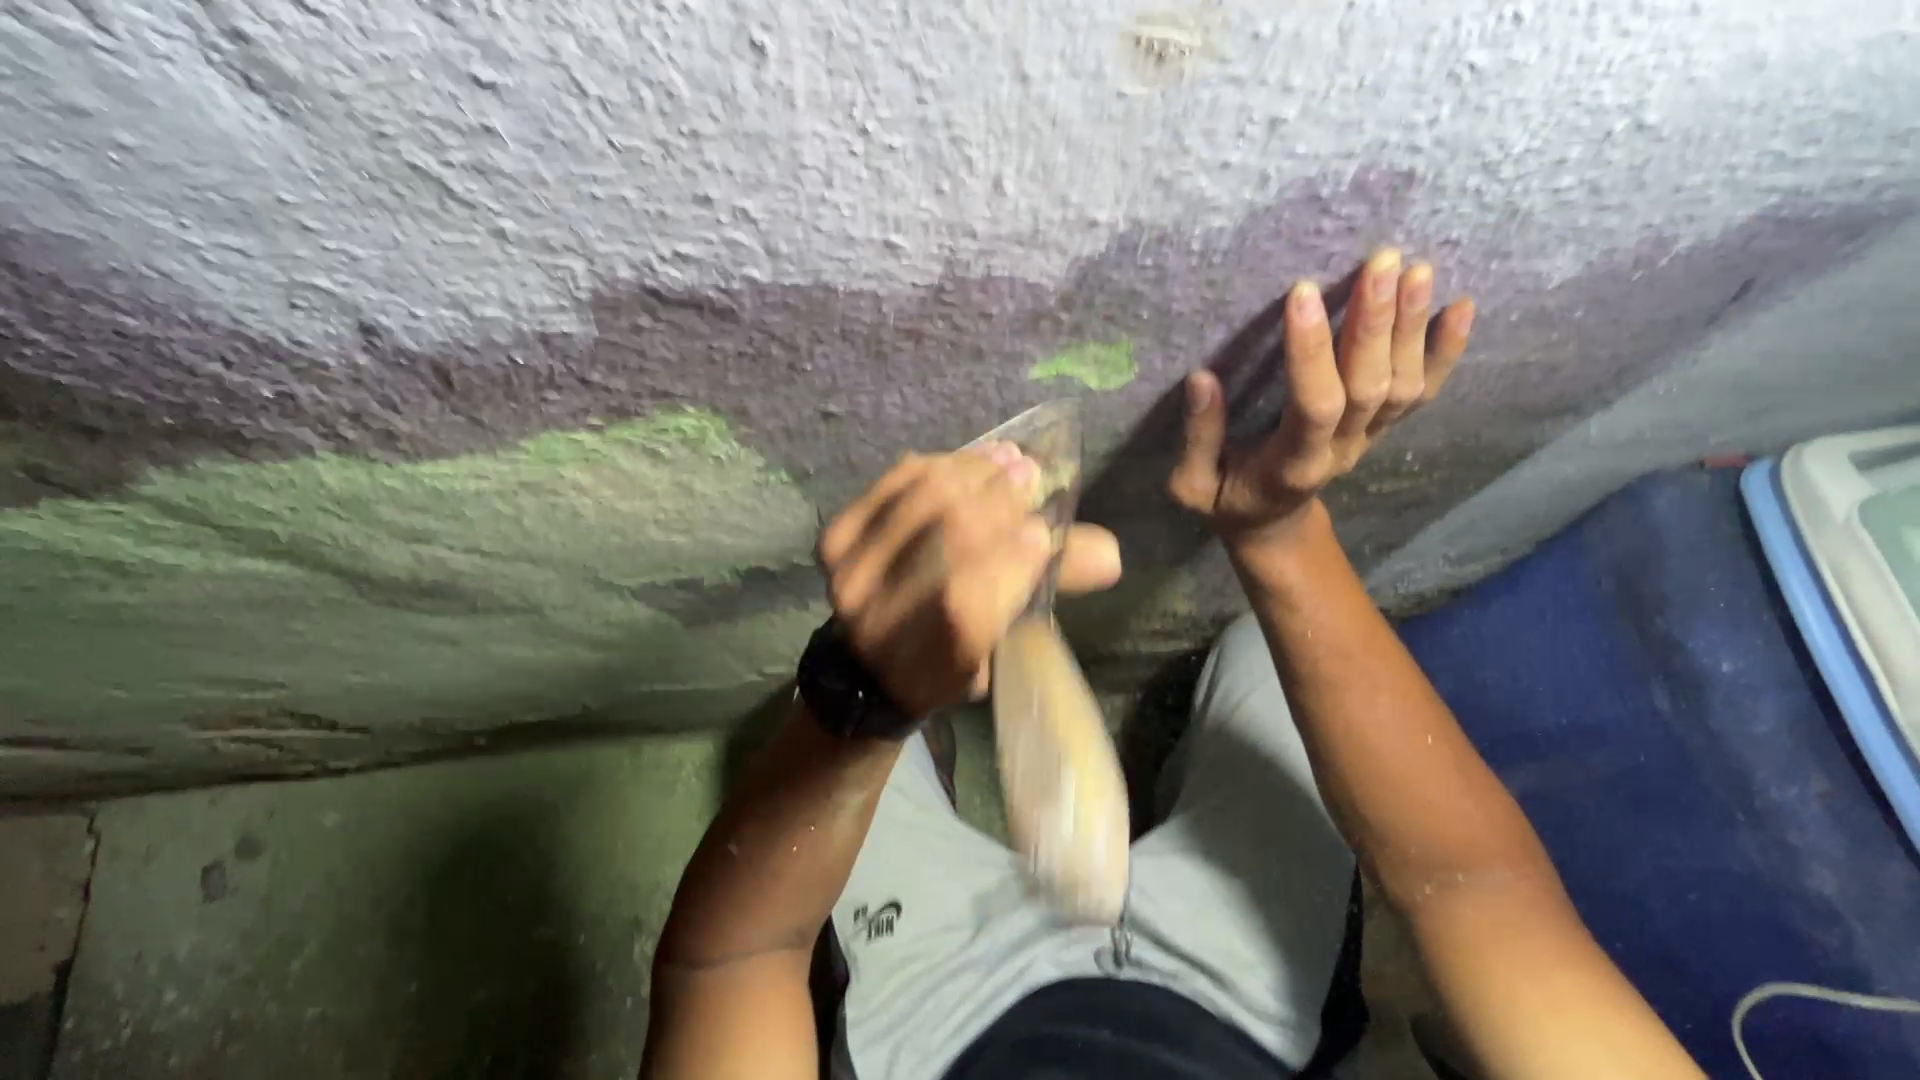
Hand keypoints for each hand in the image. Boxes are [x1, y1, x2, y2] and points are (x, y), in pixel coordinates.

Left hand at [817, 445, 1122, 717]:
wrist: (869, 661)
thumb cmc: (951, 656)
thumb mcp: (1007, 641)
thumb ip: (1052, 591)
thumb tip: (1112, 554)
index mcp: (930, 666)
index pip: (967, 606)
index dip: (1012, 560)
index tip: (1045, 529)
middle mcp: (880, 625)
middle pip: (946, 539)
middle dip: (998, 499)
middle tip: (1029, 472)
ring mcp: (849, 579)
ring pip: (920, 502)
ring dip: (969, 471)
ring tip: (1005, 457)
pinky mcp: (833, 542)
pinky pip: (890, 486)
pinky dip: (933, 465)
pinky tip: (964, 458)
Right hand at [1169, 248, 1474, 550]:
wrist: (1274, 526)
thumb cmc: (1227, 502)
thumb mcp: (1193, 487)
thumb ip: (1199, 440)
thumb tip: (1201, 379)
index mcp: (1294, 465)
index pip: (1314, 405)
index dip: (1311, 352)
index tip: (1301, 293)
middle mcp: (1342, 450)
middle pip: (1371, 387)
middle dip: (1375, 323)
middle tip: (1380, 263)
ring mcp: (1369, 439)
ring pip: (1404, 385)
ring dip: (1411, 327)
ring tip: (1414, 270)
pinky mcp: (1382, 427)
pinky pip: (1424, 392)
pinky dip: (1447, 351)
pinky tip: (1462, 306)